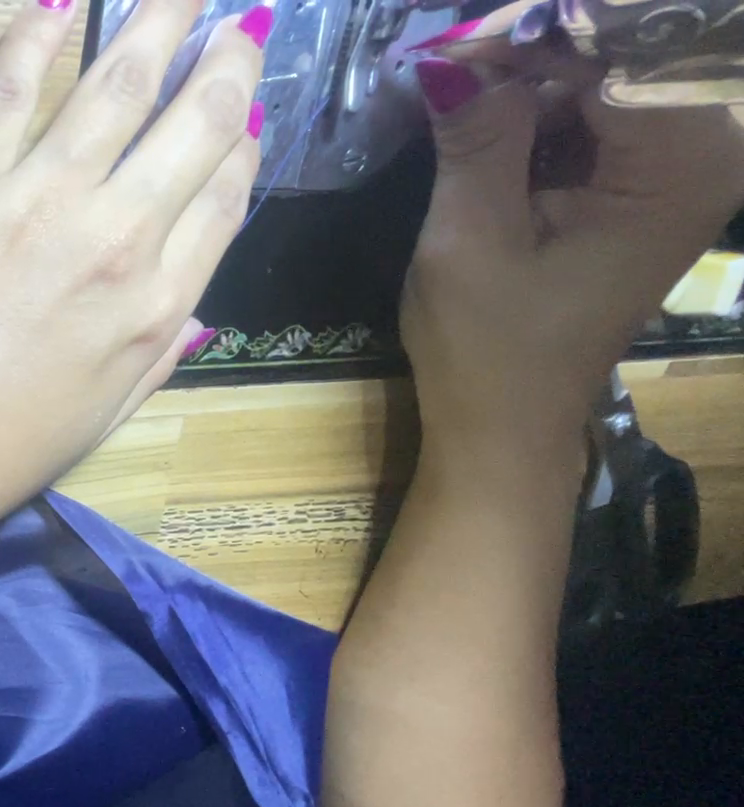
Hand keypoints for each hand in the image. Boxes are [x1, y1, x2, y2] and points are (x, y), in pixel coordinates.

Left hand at [0, 0, 263, 537]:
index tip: (238, 115)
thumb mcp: (98, 422)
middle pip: (193, 124)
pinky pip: (7, 92)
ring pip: (117, 87)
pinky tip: (58, 3)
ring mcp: (36, 206)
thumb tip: (196, 309)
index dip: (239, 144)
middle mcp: (116, 240)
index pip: (224, 196)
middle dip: (224, 61)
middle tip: (230, 24)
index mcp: (156, 306)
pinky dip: (35, 37)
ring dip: (154, 23)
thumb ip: (156, 359)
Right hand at [401, 51, 743, 467]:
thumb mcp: (466, 241)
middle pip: (641, 45)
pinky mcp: (645, 177)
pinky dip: (544, 98)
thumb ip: (474, 142)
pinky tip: (488, 109)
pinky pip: (604, 106)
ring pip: (621, 68)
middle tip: (447, 54)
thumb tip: (448, 58)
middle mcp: (711, 144)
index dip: (543, 29)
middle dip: (543, 39)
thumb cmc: (486, 345)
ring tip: (458, 76)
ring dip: (539, 65)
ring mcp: (682, 161)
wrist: (506, 416)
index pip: (634, 43)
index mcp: (685, 162)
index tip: (452, 40)